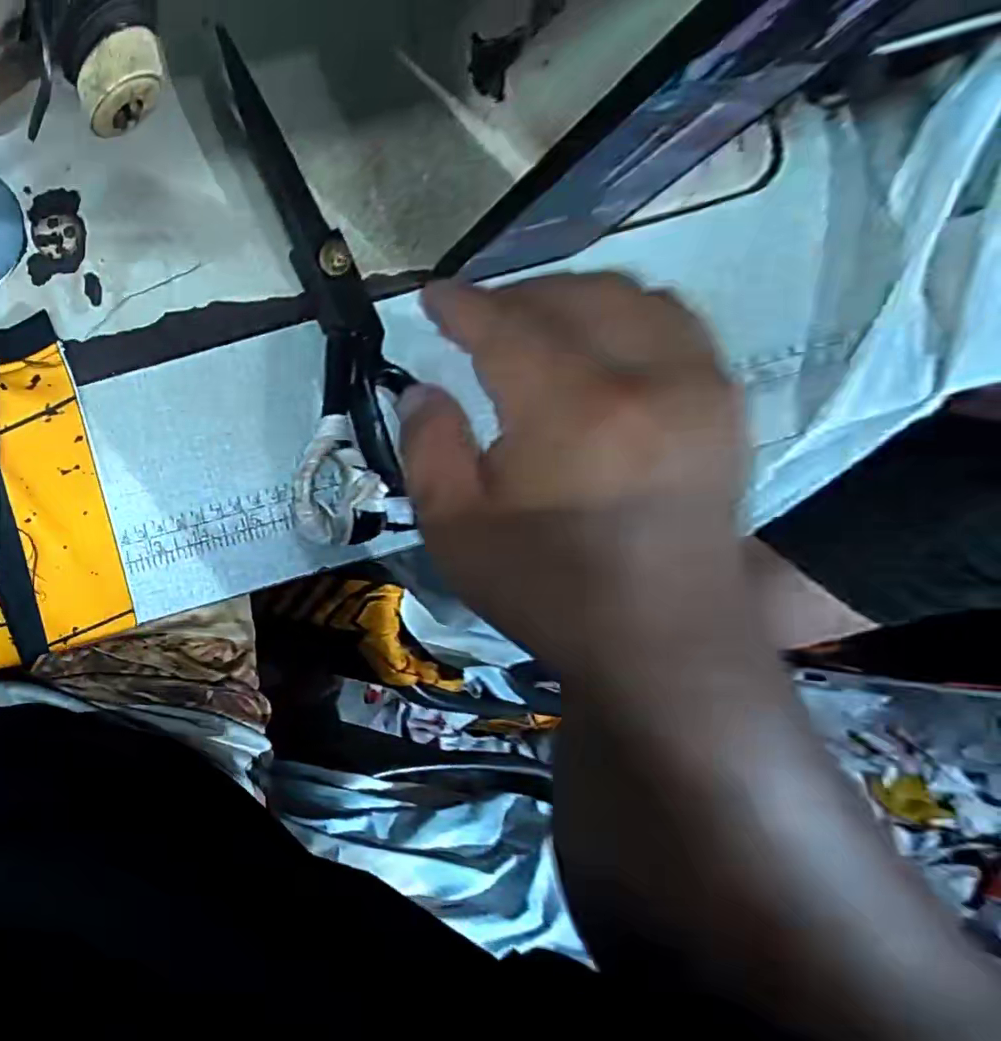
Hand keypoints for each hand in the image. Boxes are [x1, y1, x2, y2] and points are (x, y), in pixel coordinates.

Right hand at [398, 274, 747, 673]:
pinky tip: (590, 344)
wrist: (655, 640)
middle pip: (580, 297)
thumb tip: (422, 390)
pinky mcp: (725, 408)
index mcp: (571, 411)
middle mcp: (649, 380)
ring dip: (574, 297)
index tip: (429, 294)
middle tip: (470, 313)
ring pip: (639, 299)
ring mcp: (701, 389)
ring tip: (528, 319)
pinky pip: (677, 326)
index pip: (510, 328)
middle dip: (517, 293)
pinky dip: (624, 315)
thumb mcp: (450, 524)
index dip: (463, 305)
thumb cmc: (538, 584)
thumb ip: (428, 445)